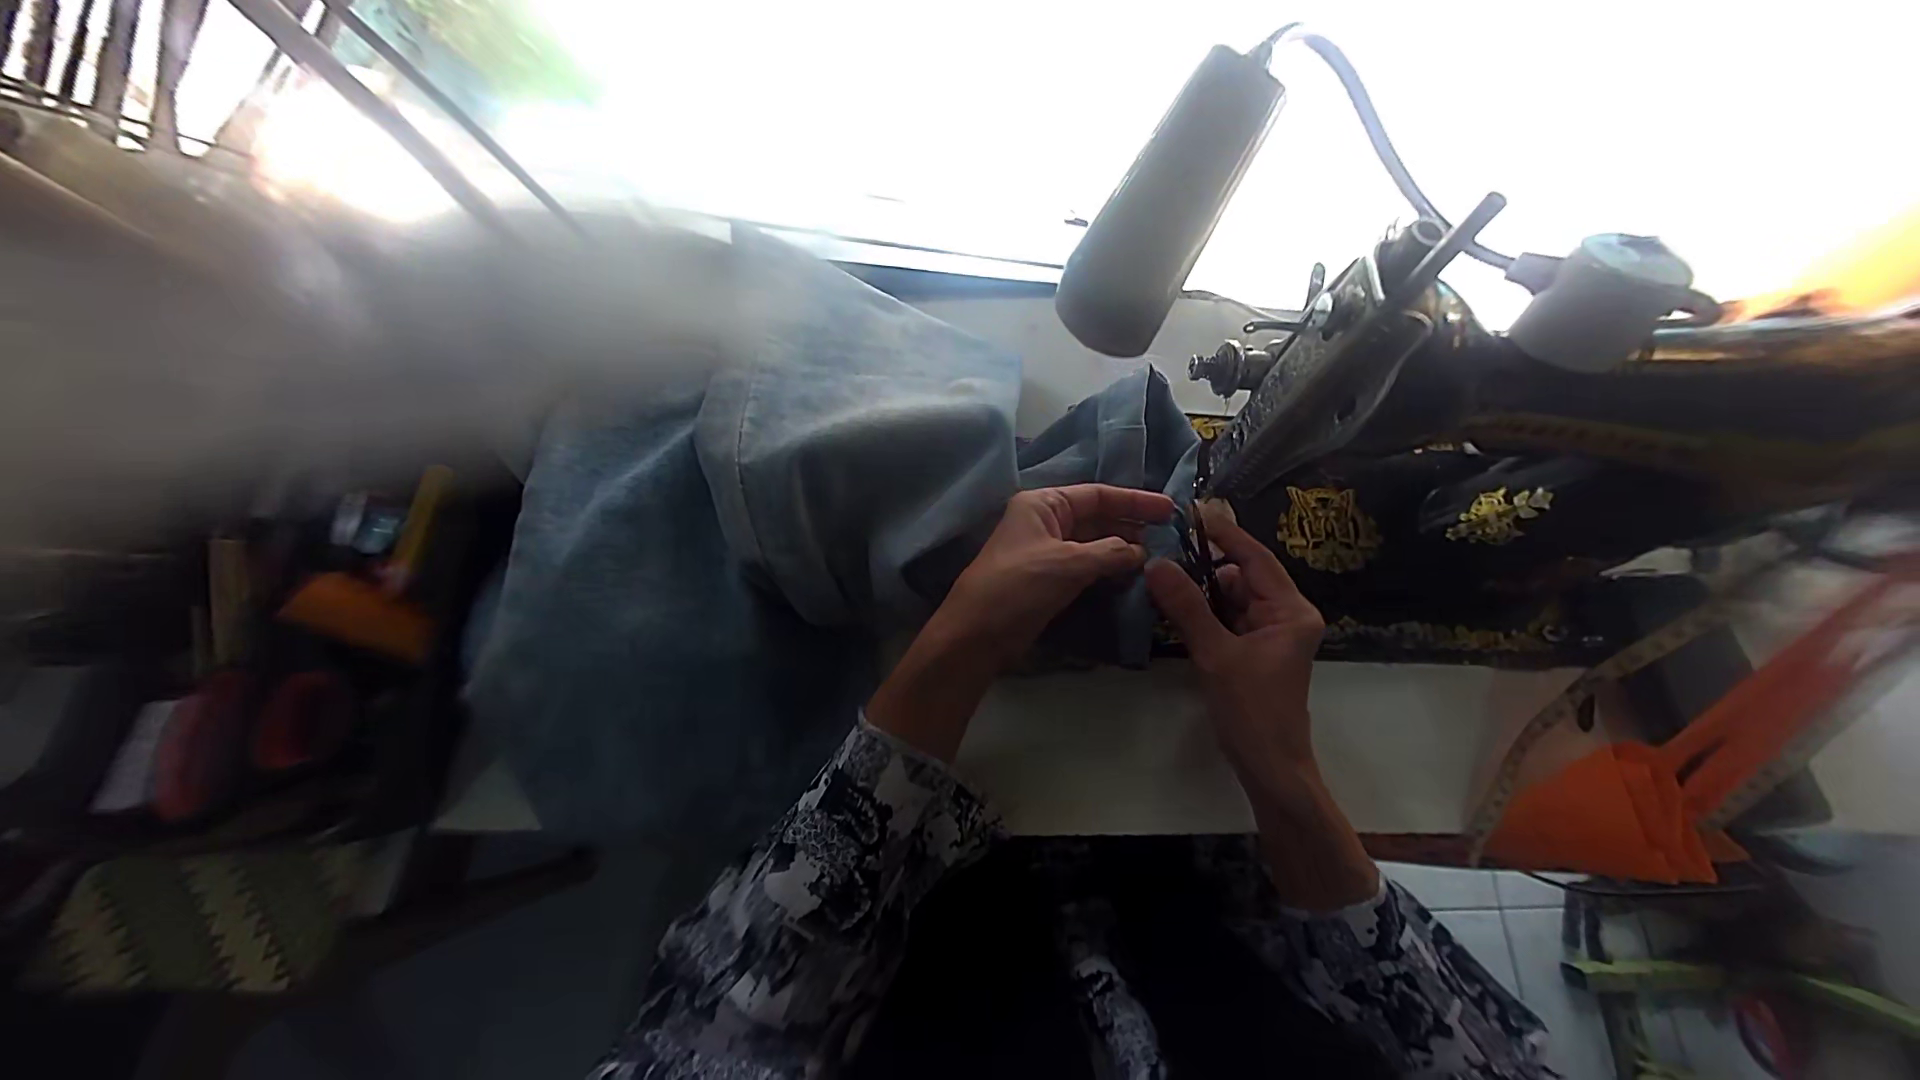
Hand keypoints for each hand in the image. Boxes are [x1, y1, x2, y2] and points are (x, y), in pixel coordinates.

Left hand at [868, 484, 1174, 760]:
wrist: (977, 634)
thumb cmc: (1018, 587)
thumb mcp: (1068, 563)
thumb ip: (1110, 552)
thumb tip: (1140, 551)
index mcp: (1043, 505)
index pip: (1097, 494)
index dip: (1135, 501)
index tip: (1170, 510)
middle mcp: (1044, 522)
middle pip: (1096, 517)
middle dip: (1130, 525)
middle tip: (1170, 537)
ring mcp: (1046, 551)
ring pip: (1093, 543)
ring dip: (1122, 549)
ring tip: (1158, 558)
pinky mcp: (1048, 579)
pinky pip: (1086, 566)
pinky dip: (1108, 569)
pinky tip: (1132, 576)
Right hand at [1143, 500, 1324, 781]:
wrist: (1268, 765)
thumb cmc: (1251, 710)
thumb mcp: (1215, 654)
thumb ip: (1186, 607)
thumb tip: (1156, 563)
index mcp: (1290, 610)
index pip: (1255, 558)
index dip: (1223, 533)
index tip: (1191, 512)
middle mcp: (1284, 614)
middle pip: (1239, 575)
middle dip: (1202, 567)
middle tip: (1161, 554)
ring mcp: (1268, 631)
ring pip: (1228, 596)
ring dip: (1197, 592)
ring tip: (1159, 582)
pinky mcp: (1252, 647)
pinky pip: (1224, 617)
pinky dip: (1200, 612)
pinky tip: (1172, 609)